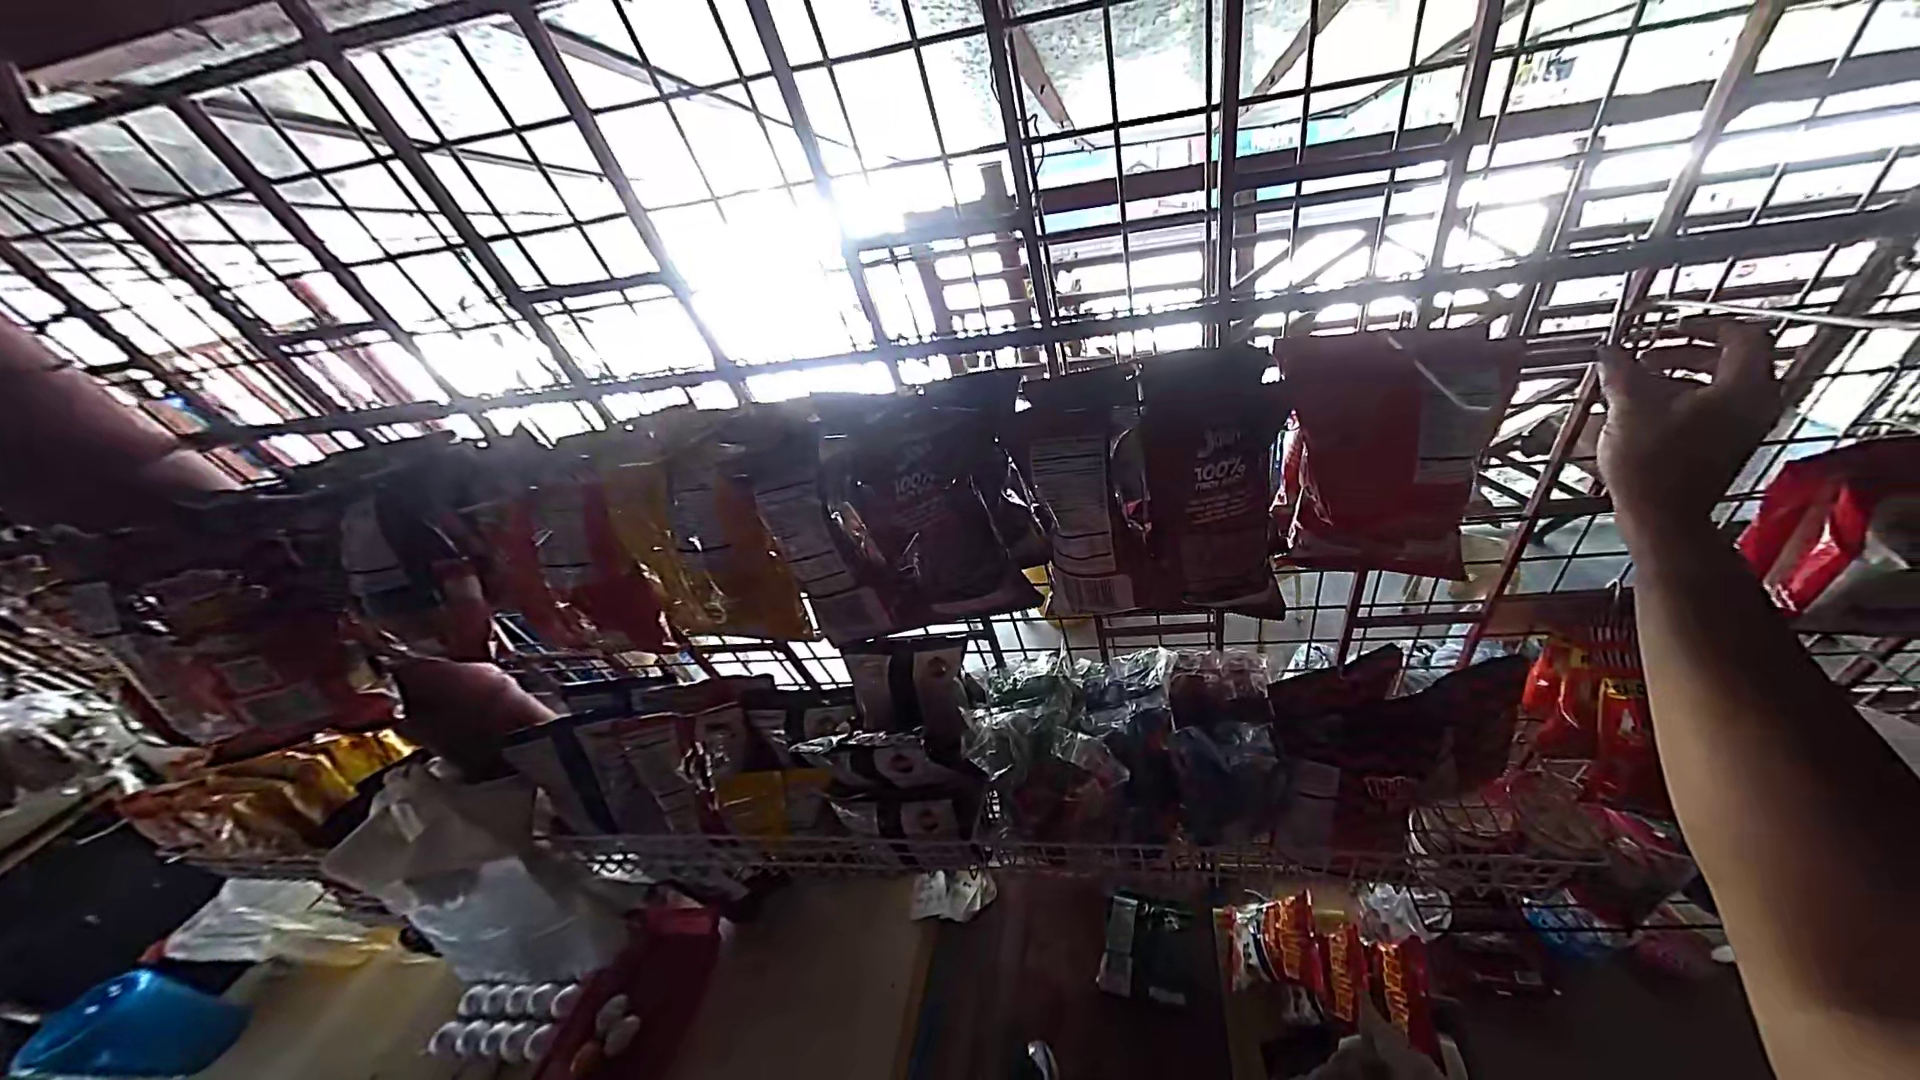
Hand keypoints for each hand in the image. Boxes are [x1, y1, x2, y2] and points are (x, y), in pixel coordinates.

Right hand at [1597, 320, 1780, 537]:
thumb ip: (1620, 373)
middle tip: (1645, 357)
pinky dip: (1682, 399)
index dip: (1704, 325)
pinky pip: (1712, 407)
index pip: (1742, 336)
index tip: (1668, 328)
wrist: (1662, 512)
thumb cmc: (1650, 460)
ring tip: (1638, 383)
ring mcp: (1744, 424)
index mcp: (1743, 387)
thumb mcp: (1628, 409)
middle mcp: (1756, 402)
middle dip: (1685, 353)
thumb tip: (1607, 350)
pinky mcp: (1726, 443)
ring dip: (1680, 377)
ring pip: (1719, 384)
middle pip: (1731, 360)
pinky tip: (1645, 409)